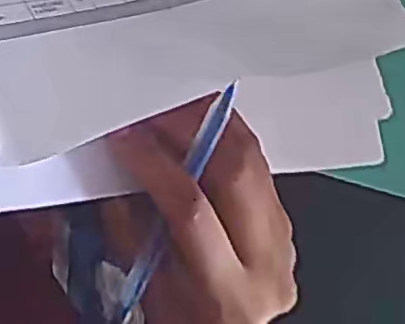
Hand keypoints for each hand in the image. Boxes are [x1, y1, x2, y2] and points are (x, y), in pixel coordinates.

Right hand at [104, 100, 297, 323]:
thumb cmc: (182, 318)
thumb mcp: (146, 281)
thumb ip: (131, 222)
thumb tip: (120, 154)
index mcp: (228, 294)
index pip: (192, 210)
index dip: (153, 163)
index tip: (125, 136)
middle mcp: (266, 263)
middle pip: (233, 171)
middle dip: (186, 127)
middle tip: (150, 107)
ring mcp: (282, 237)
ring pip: (249, 155)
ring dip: (206, 119)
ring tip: (169, 103)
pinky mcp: (283, 214)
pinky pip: (254, 156)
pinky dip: (223, 130)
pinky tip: (195, 117)